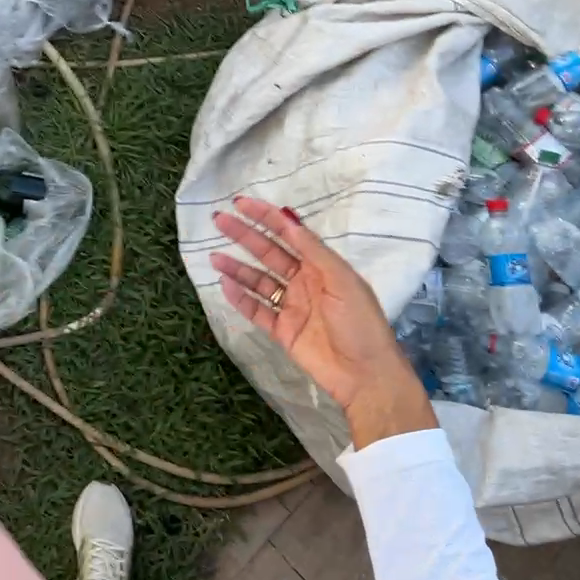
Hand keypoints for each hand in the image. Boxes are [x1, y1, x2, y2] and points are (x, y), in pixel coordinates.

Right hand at [210, 197, 435, 449]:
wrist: (365, 376)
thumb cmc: (360, 323)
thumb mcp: (342, 280)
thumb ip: (313, 250)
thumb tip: (288, 219)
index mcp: (321, 266)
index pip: (289, 234)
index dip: (266, 217)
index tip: (241, 203)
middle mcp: (304, 281)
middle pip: (268, 253)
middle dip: (244, 235)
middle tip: (219, 220)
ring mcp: (291, 306)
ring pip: (258, 280)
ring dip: (236, 267)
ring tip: (214, 257)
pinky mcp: (282, 330)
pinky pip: (256, 310)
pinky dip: (240, 298)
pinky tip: (225, 285)